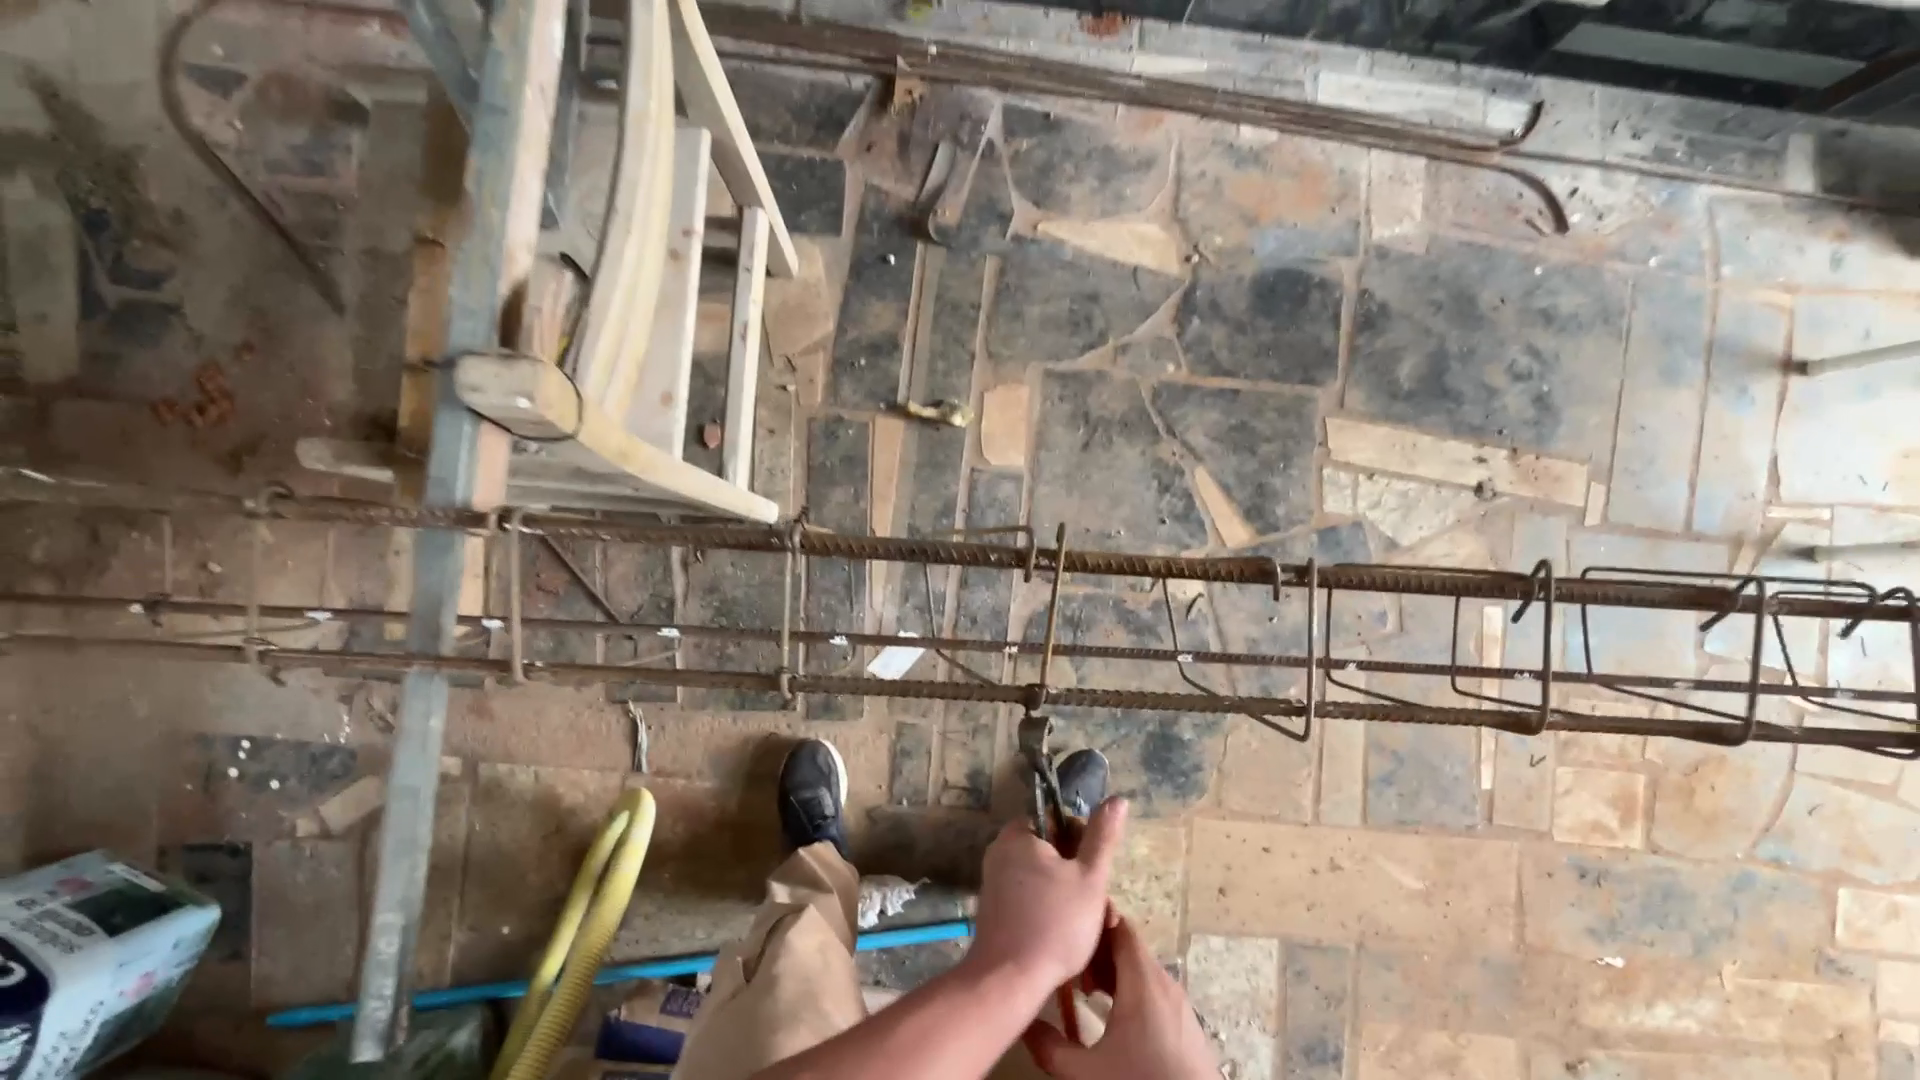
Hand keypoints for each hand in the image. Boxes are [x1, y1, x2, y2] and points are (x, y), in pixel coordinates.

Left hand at [965, 797, 1127, 995]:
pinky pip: (1030, 897)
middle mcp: (1000, 851)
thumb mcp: (1090, 878)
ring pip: (1045, 878)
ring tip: (1088, 926)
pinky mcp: (995, 908)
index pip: (1060, 821)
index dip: (1084, 844)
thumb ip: (1103, 836)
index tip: (1095, 874)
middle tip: (1099, 906)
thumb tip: (1117, 799)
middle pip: (1053, 851)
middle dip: (1079, 876)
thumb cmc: (1054, 924)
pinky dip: (1049, 910)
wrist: (1008, 980)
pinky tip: (1065, 936)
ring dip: (1069, 896)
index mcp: (1018, 834)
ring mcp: (994, 881)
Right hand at [1021, 916, 1218, 1079]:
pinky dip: (1130, 989)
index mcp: (1142, 979)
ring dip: (1112, 972)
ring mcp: (1178, 1001)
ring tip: (1087, 993)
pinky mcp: (1185, 1021)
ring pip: (1140, 968)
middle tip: (1070, 970)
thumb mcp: (1088, 1072)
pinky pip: (1153, 988)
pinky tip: (1114, 1017)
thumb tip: (1024, 1025)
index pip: (1119, 924)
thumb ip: (1051, 1048)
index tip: (1065, 932)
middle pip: (1127, 945)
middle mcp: (1163, 981)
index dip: (1092, 922)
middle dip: (1096, 951)